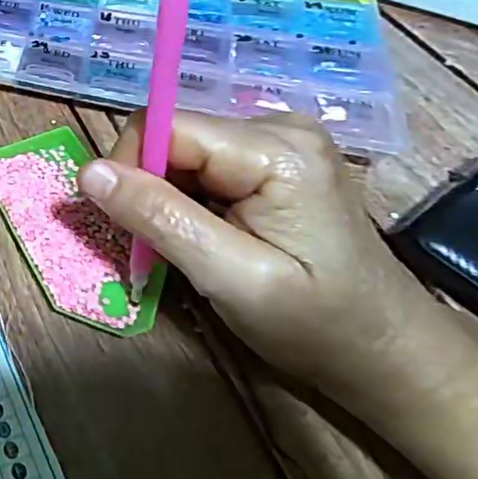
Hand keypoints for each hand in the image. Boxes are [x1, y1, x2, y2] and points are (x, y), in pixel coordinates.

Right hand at [80, 111, 474, 404]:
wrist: (389, 351)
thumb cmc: (318, 324)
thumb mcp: (230, 277)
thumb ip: (159, 218)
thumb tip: (88, 172)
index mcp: (276, 149)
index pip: (164, 127)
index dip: (129, 170)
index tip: (131, 228)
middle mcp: (278, 126)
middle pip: (172, 137)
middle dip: (149, 189)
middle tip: (159, 248)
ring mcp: (279, 140)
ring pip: (181, 152)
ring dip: (165, 198)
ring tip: (189, 248)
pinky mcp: (274, 158)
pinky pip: (202, 164)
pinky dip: (186, 200)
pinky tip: (208, 235)